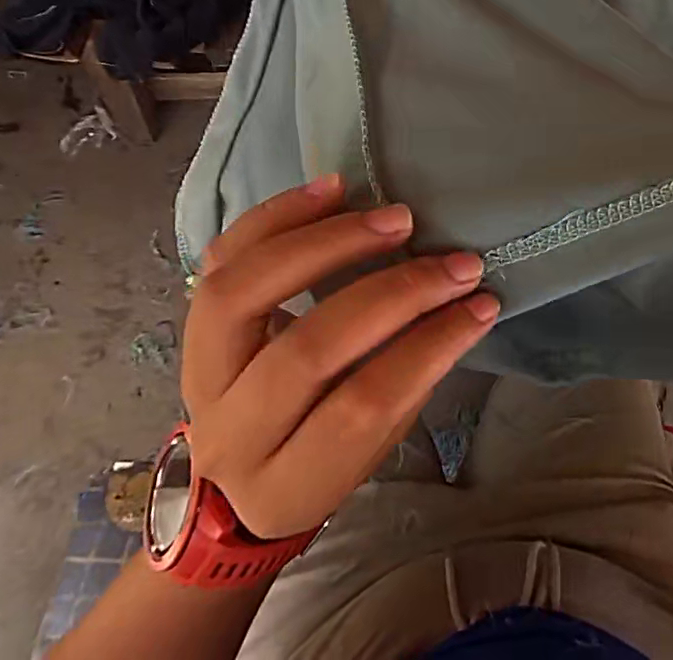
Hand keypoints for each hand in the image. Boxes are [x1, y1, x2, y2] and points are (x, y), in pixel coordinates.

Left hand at [180, 175, 498, 538]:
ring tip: (391, 218)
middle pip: (308, 350)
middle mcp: (230, 431)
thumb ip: (404, 382)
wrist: (231, 483)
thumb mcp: (371, 449)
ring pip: (244, 294)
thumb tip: (457, 302)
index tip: (481, 302)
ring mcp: (198, 374)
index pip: (364, 408)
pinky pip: (222, 256)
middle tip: (451, 261)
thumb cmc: (318, 465)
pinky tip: (332, 189)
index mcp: (288, 483)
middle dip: (393, 294)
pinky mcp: (191, 324)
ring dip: (329, 244)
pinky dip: (277, 216)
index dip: (430, 347)